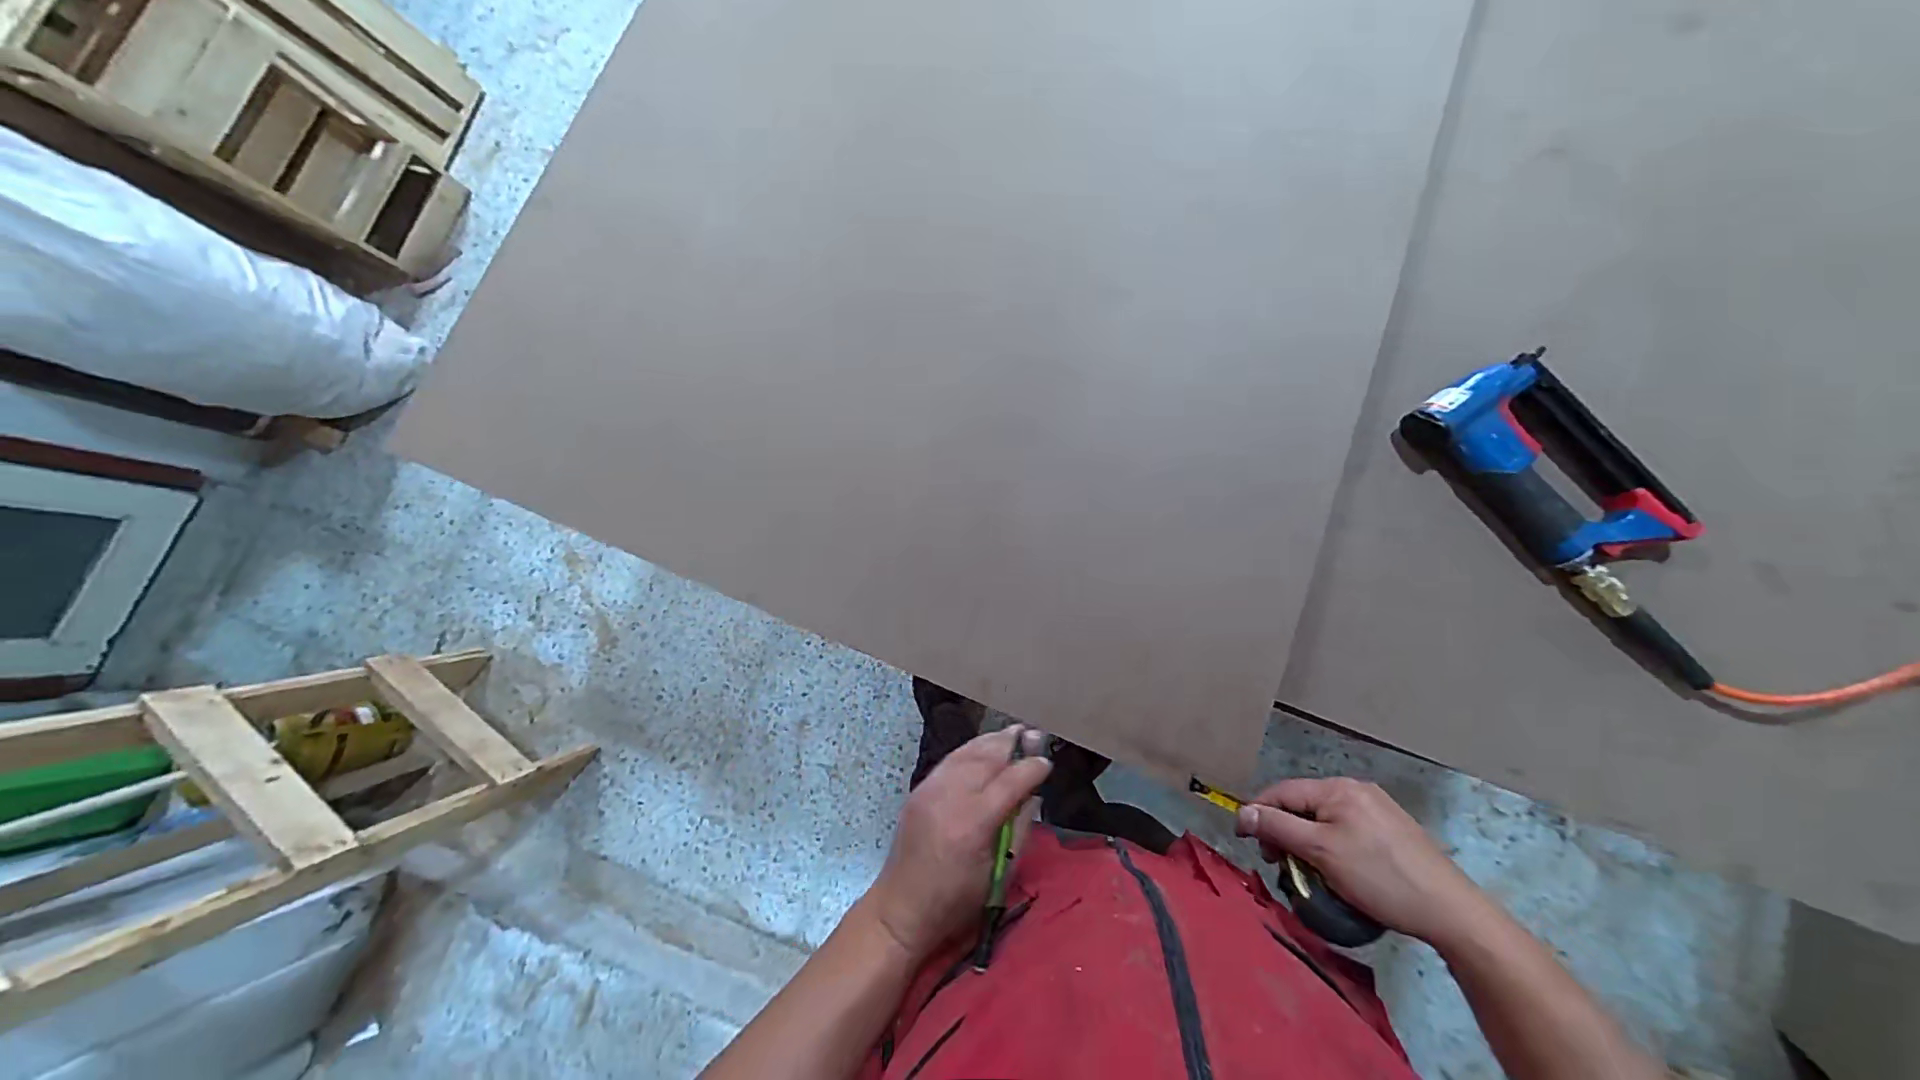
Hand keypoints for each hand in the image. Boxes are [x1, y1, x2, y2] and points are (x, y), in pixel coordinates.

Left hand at [863, 726, 1051, 959]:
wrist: (901, 907)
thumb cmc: (956, 901)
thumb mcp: (1000, 874)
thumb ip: (1018, 829)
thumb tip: (1031, 795)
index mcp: (973, 824)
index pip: (1010, 781)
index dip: (1031, 768)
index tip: (1047, 763)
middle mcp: (950, 798)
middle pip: (986, 758)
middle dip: (1012, 744)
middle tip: (1033, 734)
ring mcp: (930, 790)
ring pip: (966, 753)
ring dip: (991, 741)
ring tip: (1012, 732)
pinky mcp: (919, 789)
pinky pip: (950, 760)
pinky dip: (970, 750)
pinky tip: (983, 747)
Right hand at [1235, 777, 1491, 946]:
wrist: (1452, 913)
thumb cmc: (1380, 878)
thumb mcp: (1320, 852)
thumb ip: (1277, 827)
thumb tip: (1242, 811)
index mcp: (1337, 788)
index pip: (1281, 792)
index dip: (1258, 814)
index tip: (1245, 842)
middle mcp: (1355, 790)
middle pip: (1301, 805)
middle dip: (1284, 832)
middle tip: (1280, 865)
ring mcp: (1377, 809)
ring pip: (1322, 820)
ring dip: (1306, 843)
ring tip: (1308, 872)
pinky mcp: (1391, 830)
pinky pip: (1344, 831)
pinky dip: (1330, 847)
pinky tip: (1336, 871)